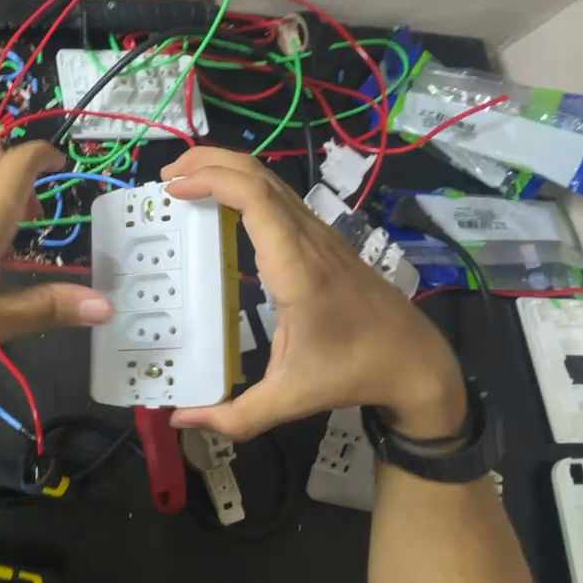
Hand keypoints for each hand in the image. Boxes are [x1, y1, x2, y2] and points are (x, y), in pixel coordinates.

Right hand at [161, 148, 464, 441]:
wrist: (416, 361)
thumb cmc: (353, 372)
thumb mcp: (290, 398)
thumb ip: (234, 414)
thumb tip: (177, 420)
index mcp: (298, 270)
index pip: (258, 201)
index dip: (213, 181)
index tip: (173, 185)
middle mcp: (308, 241)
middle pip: (260, 176)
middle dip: (210, 162)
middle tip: (166, 173)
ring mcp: (318, 234)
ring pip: (271, 180)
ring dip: (226, 169)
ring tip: (183, 178)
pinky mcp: (322, 239)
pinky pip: (279, 197)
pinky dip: (244, 185)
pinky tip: (221, 201)